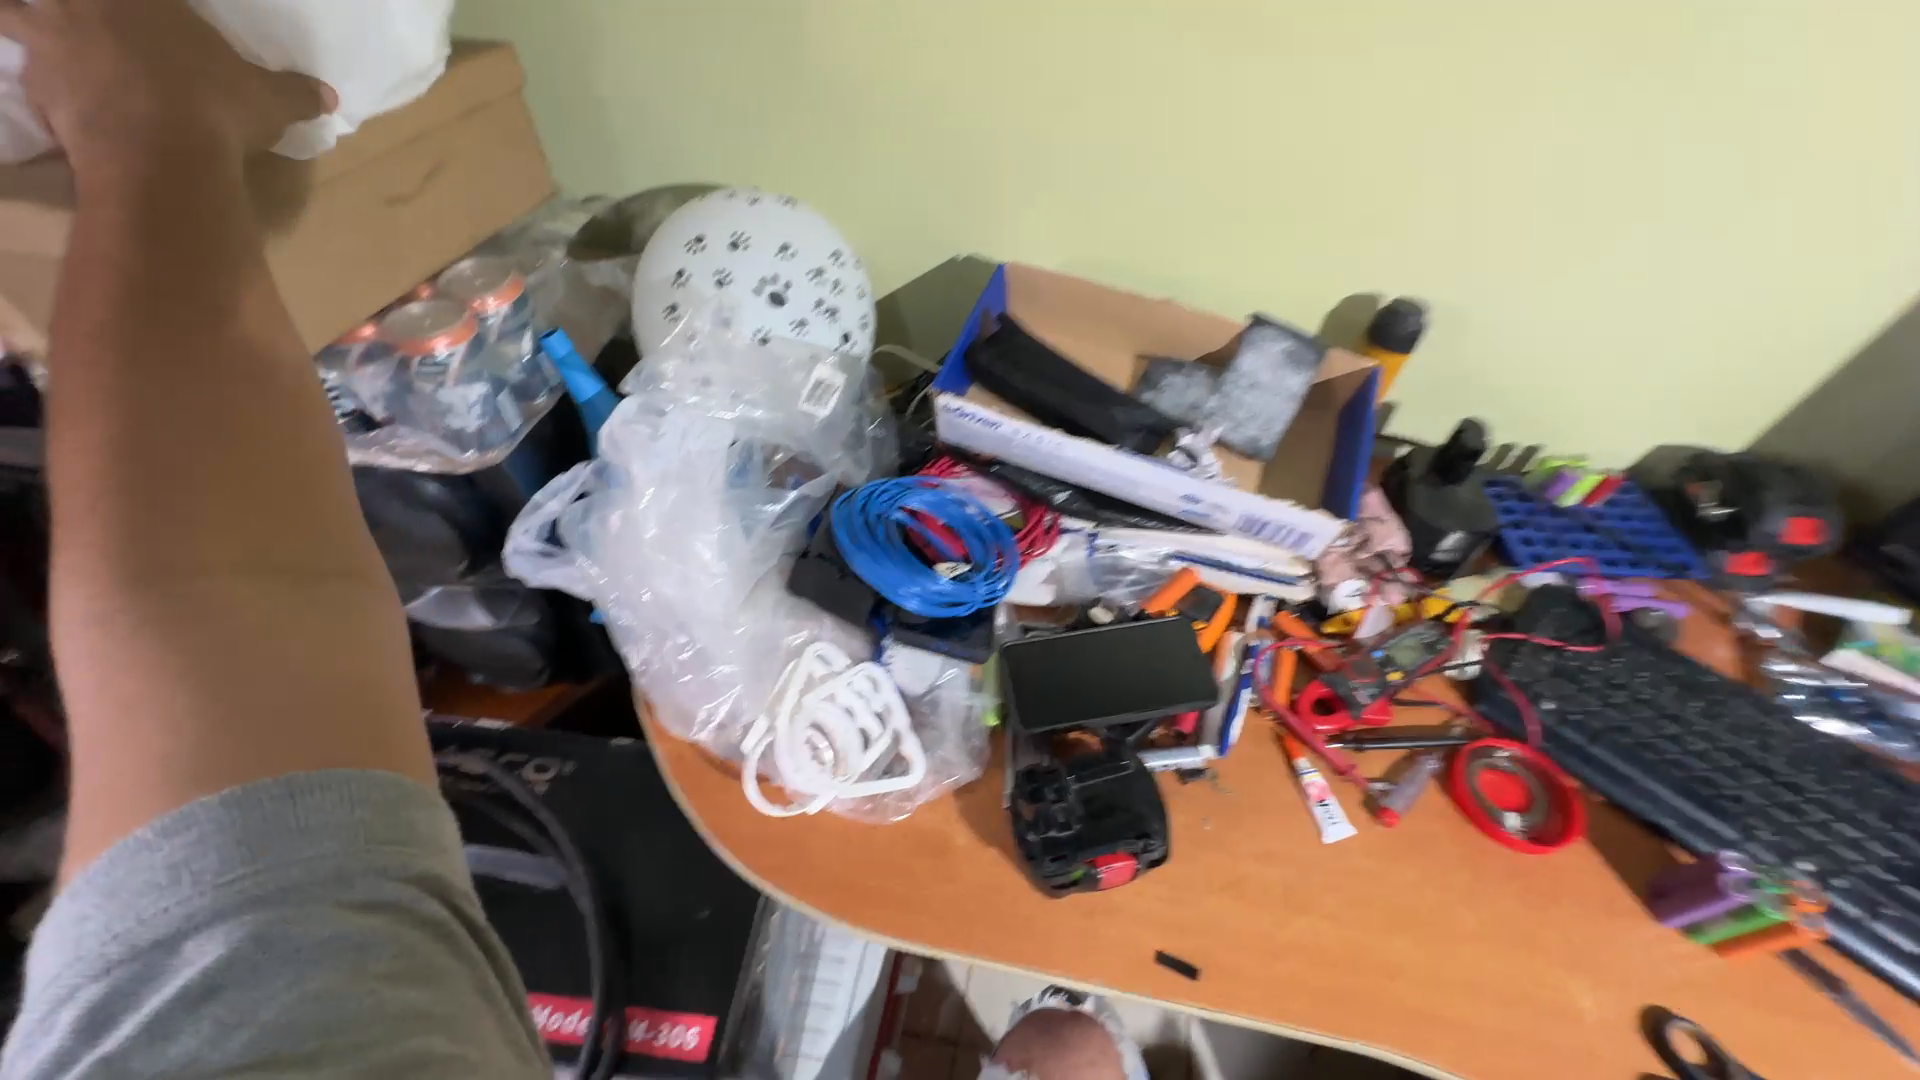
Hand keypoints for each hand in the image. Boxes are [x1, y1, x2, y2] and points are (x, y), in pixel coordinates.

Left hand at [0, 0, 335, 174]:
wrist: (161, 156)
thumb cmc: (216, 109)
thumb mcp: (271, 102)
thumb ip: (296, 93)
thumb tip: (328, 96)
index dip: (147, 4)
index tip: (150, 10)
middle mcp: (81, 3)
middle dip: (72, 8)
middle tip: (84, 18)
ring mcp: (47, 39)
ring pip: (14, 12)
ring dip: (25, 20)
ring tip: (46, 35)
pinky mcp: (33, 82)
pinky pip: (25, 70)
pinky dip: (41, 80)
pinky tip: (62, 97)